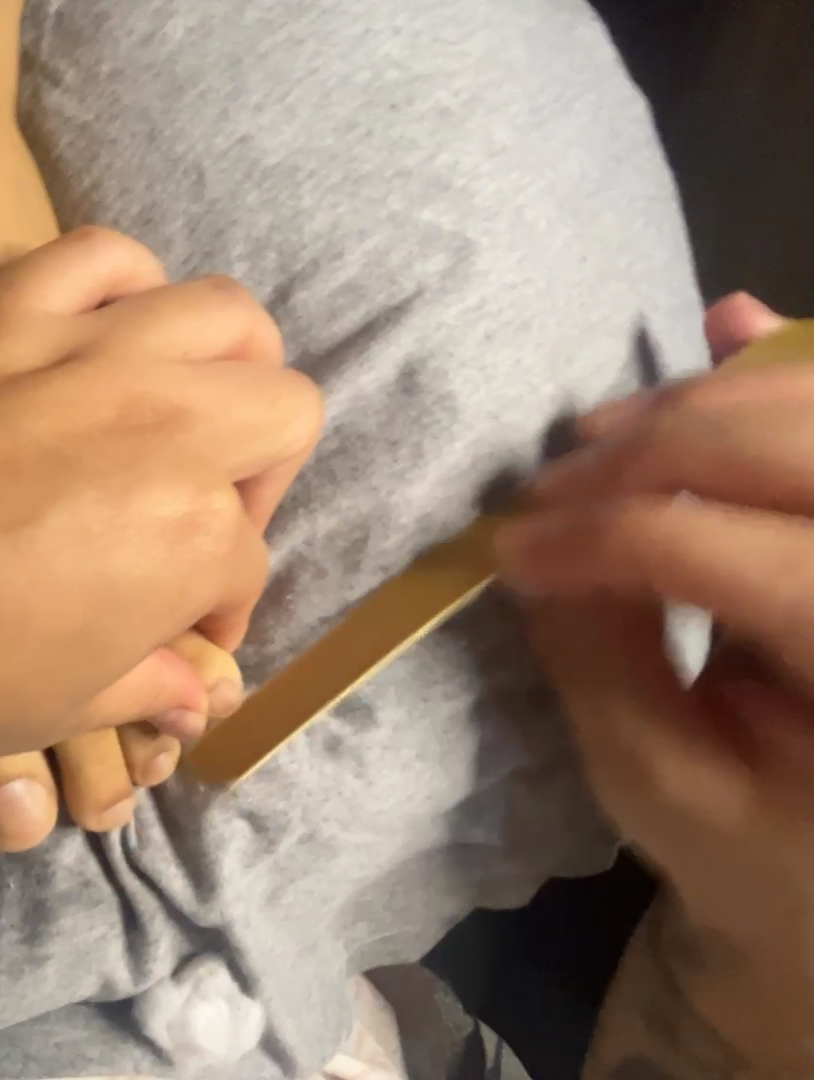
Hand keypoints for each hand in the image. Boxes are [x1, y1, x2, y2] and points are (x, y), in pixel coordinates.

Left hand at [0, 227, 320, 783]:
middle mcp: (159, 422)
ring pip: (219, 315)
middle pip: (278, 414)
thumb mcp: (43, 707)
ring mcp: (77, 347)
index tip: (175, 629)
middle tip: (190, 525)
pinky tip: (94, 341)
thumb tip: (193, 684)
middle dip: (254, 480)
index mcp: (185, 538)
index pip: (240, 564)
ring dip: (217, 369)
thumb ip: (142, 681)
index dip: (213, 608)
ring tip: (166, 421)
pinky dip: (121, 290)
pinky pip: (99, 257)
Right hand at [496, 294, 813, 977]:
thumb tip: (539, 556)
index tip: (504, 556)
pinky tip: (732, 322)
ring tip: (596, 440)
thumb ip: (598, 663)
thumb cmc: (774, 863)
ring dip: (702, 408)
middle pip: (792, 456)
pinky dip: (794, 361)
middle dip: (645, 457)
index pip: (728, 554)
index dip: (596, 538)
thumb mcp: (664, 786)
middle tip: (546, 492)